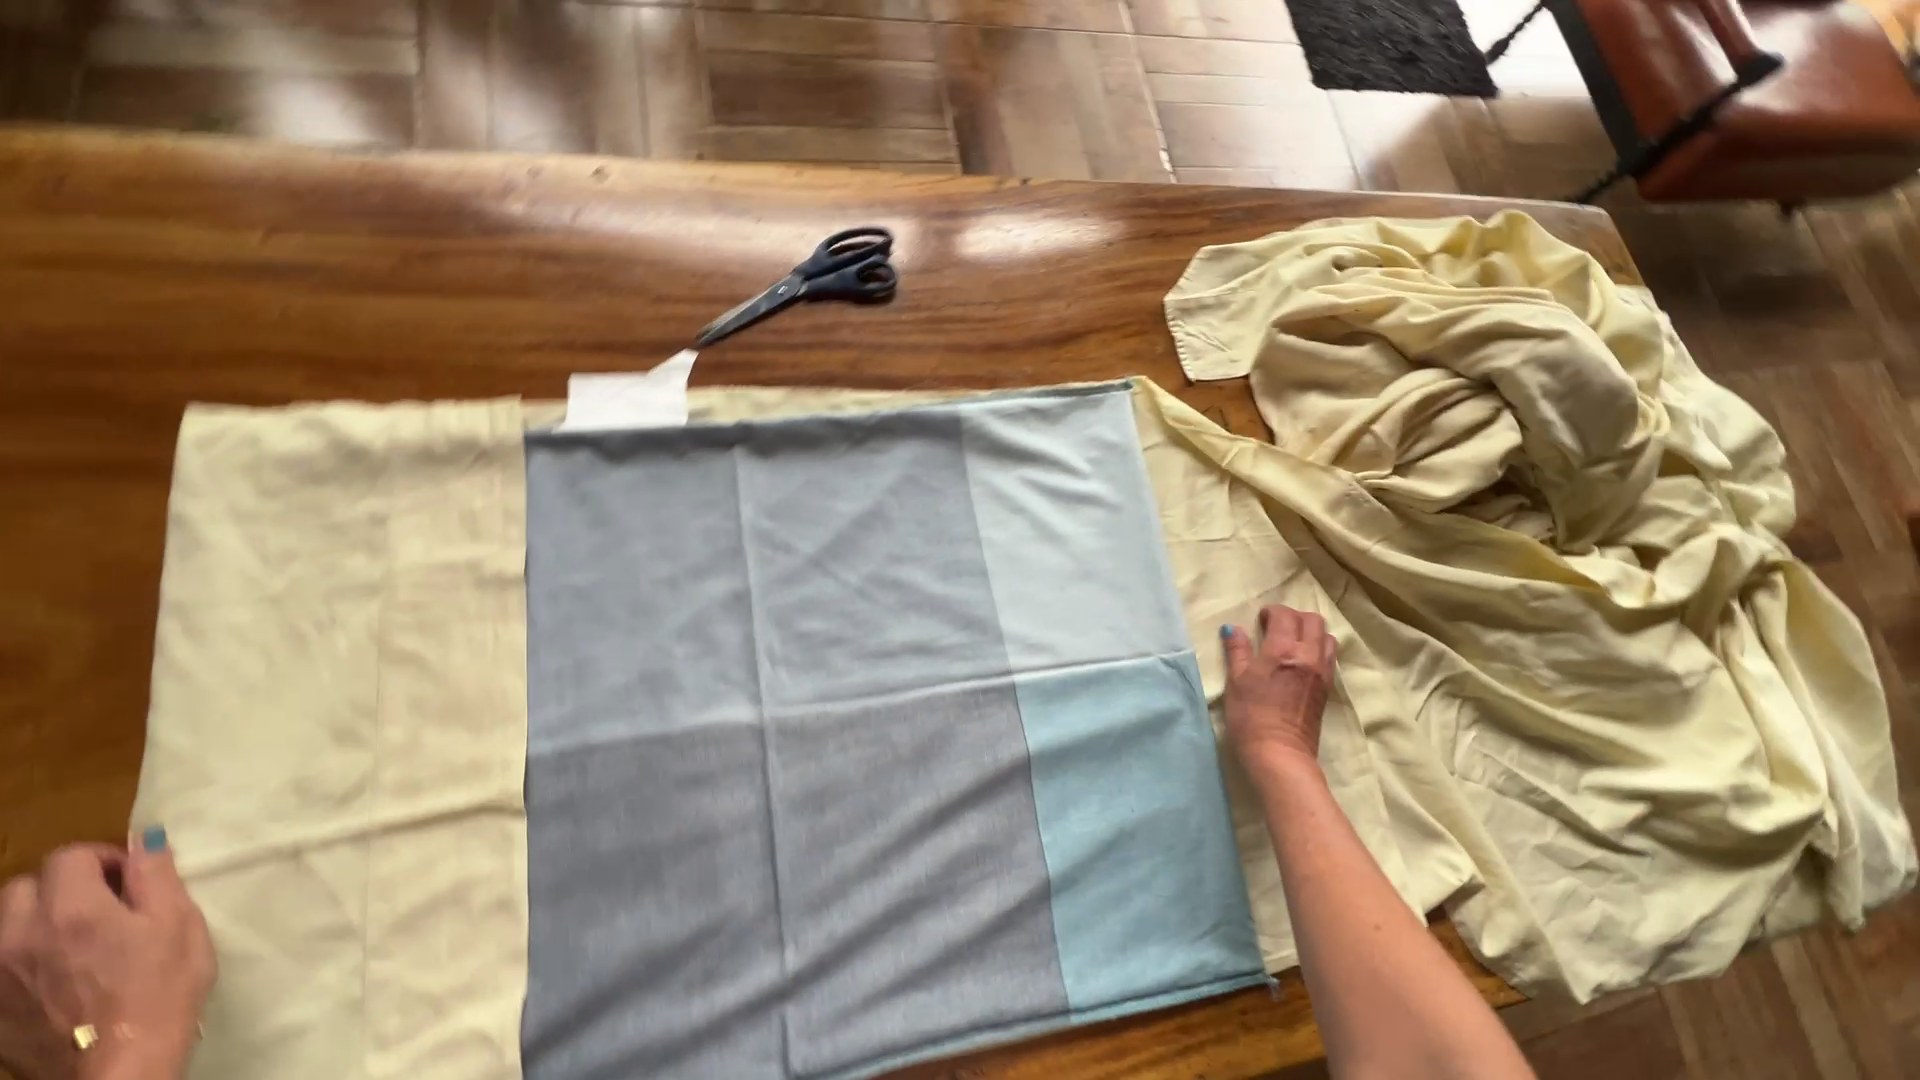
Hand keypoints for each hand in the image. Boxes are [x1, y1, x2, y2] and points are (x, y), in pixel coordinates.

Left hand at [0, 830, 214, 1079]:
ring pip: (3, 923)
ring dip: (35, 918)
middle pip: (22, 886)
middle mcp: (20, 936)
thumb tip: (143, 840)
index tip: (131, 879)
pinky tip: (56, 972)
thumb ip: (156, 876)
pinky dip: (22, 952)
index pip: (70, 856)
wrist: (118, 1065)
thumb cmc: (162, 988)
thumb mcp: (179, 923)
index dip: (104, 859)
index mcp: (73, 911)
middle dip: (62, 886)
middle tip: (103, 905)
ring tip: (75, 938)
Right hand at [1221, 604, 1337, 776]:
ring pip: (1326, 636)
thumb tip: (1234, 629)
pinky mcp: (1327, 687)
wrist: (1278, 753)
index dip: (1272, 612)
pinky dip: (1318, 648)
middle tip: (1276, 627)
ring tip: (1292, 642)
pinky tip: (1301, 660)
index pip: (1285, 616)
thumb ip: (1237, 651)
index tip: (1261, 619)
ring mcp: (1322, 672)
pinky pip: (1329, 655)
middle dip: (1294, 617)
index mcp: (1283, 650)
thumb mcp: (1236, 680)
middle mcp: (1308, 656)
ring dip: (1310, 632)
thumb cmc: (1250, 716)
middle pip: (1312, 620)